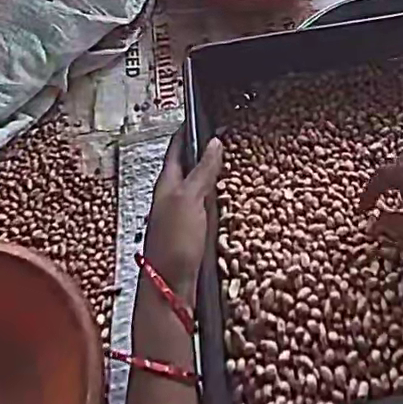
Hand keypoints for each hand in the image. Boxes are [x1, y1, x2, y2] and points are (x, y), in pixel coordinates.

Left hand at [142, 136, 222, 298]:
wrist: (170, 291)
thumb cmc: (175, 242)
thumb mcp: (190, 200)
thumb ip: (203, 171)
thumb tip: (215, 141)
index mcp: (167, 184)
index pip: (176, 148)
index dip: (187, 131)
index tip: (201, 113)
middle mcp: (173, 197)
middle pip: (189, 166)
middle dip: (205, 151)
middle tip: (227, 135)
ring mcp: (183, 216)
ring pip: (200, 186)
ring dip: (214, 174)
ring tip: (236, 160)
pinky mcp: (194, 233)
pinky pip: (208, 206)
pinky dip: (219, 197)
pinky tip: (233, 197)